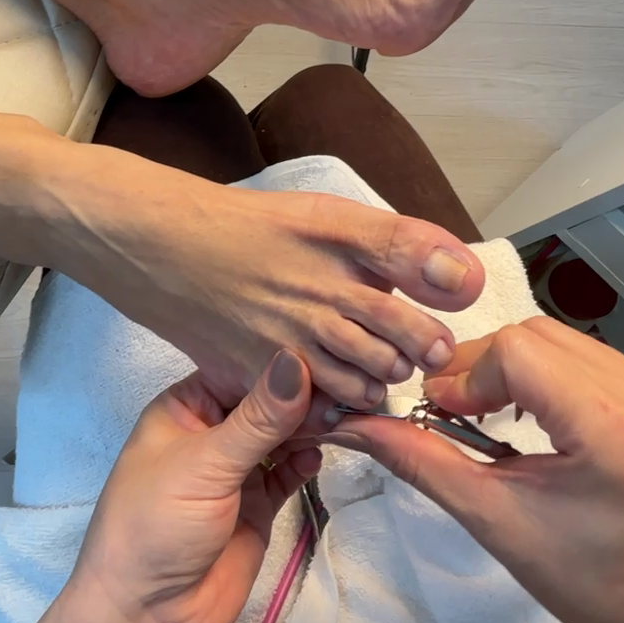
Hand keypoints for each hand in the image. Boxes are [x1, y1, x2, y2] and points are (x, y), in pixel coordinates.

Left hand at [19, 351, 321, 622]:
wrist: (147, 615)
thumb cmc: (156, 522)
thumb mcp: (205, 463)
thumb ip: (257, 418)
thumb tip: (295, 360)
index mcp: (184, 407)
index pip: (236, 370)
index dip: (276, 362)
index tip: (322, 351)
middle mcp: (211, 431)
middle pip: (263, 402)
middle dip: (299, 397)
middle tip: (344, 390)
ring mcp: (234, 469)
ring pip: (280, 436)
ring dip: (308, 428)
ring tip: (341, 419)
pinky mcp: (256, 504)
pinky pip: (286, 472)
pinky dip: (304, 463)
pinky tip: (319, 456)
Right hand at [50, 150, 480, 409]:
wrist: (158, 241)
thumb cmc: (239, 223)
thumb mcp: (320, 213)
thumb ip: (393, 240)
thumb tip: (464, 278)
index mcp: (344, 246)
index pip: (426, 292)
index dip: (443, 311)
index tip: (440, 317)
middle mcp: (324, 296)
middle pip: (402, 350)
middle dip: (415, 356)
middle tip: (404, 351)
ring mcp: (290, 339)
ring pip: (365, 385)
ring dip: (374, 383)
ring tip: (362, 368)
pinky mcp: (257, 371)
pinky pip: (315, 409)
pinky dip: (328, 407)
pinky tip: (320, 388)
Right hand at [320, 317, 623, 622]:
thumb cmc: (579, 573)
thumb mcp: (489, 518)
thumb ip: (418, 459)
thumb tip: (350, 424)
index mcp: (615, 436)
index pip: (519, 354)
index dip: (468, 375)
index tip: (443, 411)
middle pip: (529, 336)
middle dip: (478, 366)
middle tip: (453, 410)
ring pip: (547, 334)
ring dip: (502, 362)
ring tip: (485, 407)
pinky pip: (571, 347)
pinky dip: (532, 365)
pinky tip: (523, 404)